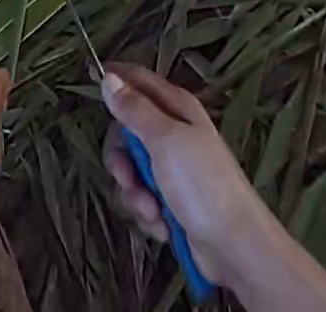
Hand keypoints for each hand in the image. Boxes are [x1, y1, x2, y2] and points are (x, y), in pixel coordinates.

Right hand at [99, 62, 277, 286]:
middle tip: (128, 175)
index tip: (91, 80)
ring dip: (135, 193)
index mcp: (177, 108)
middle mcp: (173, 132)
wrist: (235, 248)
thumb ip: (134, 109)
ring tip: (152, 209)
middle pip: (126, 131)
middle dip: (122, 159)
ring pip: (131, 169)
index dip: (115, 78)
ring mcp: (172, 168)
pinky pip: (141, 197)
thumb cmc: (202, 184)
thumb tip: (109, 77)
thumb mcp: (165, 140)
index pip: (139, 80)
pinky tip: (163, 224)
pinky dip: (148, 213)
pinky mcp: (170, 199)